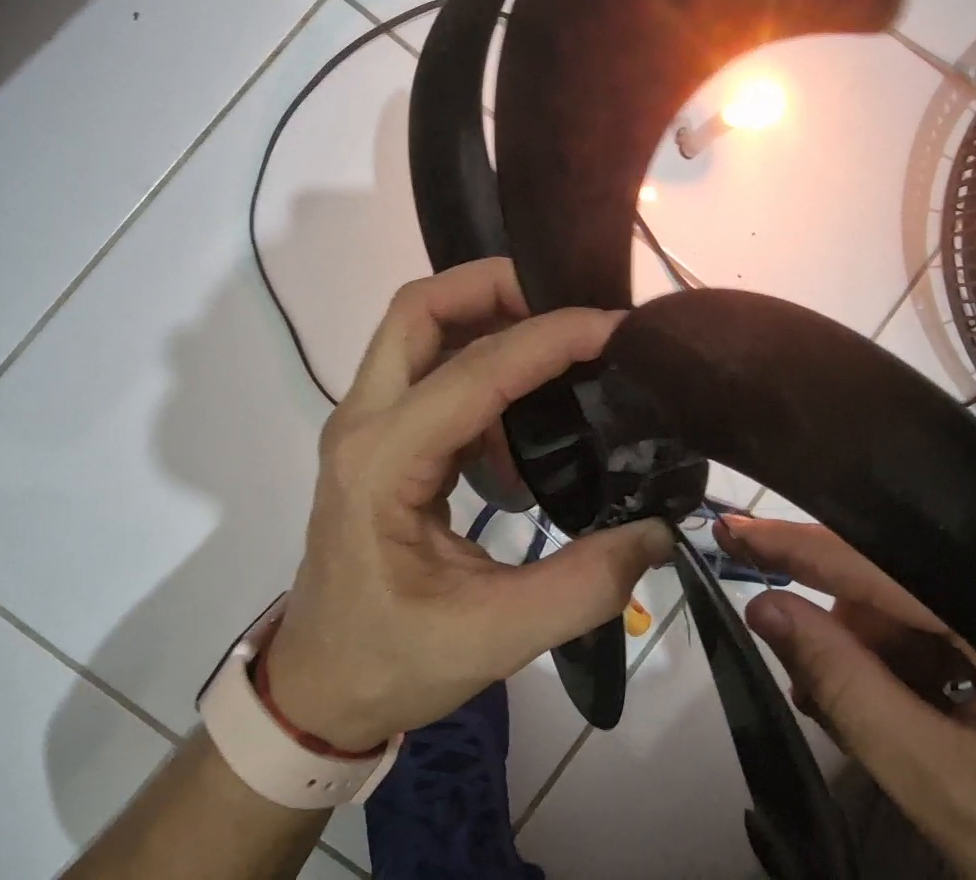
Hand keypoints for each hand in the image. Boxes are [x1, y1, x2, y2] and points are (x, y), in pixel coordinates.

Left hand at [260, 259, 672, 753]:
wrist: (318, 689)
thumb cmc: (391, 661)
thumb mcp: (494, 636)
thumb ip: (585, 586)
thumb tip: (657, 530)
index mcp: (382, 464)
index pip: (474, 371)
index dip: (550, 337)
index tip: (616, 327)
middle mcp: (364, 425)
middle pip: (419, 310)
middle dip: (495, 286)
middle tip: (570, 302)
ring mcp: (365, 428)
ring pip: (420, 333)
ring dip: (489, 323)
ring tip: (564, 354)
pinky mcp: (380, 443)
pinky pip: (430, 376)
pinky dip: (482, 372)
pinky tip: (529, 425)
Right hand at [717, 513, 975, 879]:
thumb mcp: (947, 788)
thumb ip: (846, 689)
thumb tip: (765, 606)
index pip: (897, 563)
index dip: (802, 548)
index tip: (731, 532)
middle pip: (924, 579)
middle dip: (860, 630)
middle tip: (813, 686)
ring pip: (948, 598)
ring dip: (898, 652)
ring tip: (877, 716)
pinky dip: (941, 660)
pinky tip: (928, 710)